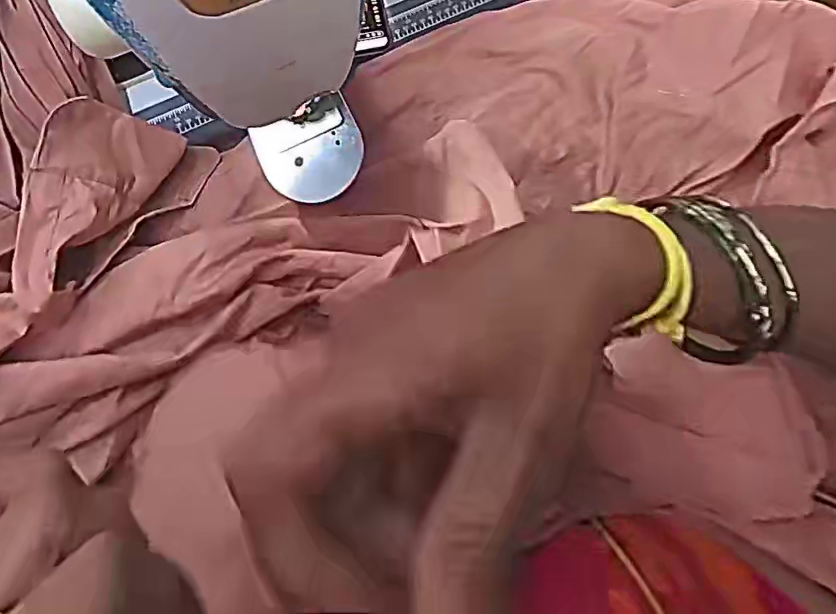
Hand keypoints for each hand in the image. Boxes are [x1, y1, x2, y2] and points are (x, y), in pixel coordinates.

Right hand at [224, 212, 656, 613]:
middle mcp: (339, 361)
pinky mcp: (381, 360)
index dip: (290, 558)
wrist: (570, 256)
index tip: (364, 605)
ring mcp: (357, 357)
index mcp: (357, 373)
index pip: (264, 471)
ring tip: (441, 551)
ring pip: (324, 463)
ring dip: (369, 526)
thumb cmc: (545, 337)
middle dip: (332, 554)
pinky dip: (388, 490)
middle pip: (287, 474)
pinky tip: (448, 498)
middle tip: (405, 593)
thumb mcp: (517, 448)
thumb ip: (466, 545)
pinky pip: (357, 438)